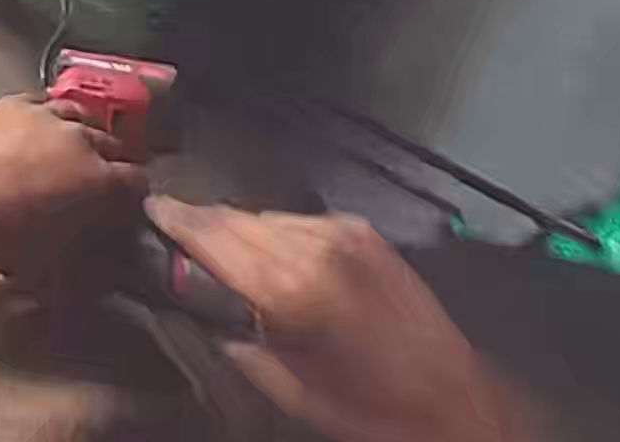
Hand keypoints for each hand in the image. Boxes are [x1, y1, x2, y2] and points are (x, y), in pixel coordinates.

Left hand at [0, 95, 147, 276]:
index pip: (135, 181)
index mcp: (99, 179)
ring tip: (80, 141)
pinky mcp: (16, 102)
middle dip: (113, 159)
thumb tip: (98, 267)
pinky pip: (44, 101)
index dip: (135, 192)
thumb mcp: (53, 266)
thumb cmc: (2, 235)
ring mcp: (47, 115)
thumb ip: (86, 263)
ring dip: (84, 130)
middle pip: (111, 143)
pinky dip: (49, 113)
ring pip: (80, 115)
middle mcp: (80, 139)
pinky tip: (43, 121)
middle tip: (105, 172)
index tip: (129, 200)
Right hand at [148, 198, 523, 441]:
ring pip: (260, 213)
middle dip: (199, 218)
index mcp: (291, 288)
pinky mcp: (360, 229)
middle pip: (232, 216)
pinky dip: (273, 230)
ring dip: (236, 225)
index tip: (149, 206)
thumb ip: (232, 333)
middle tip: (173, 221)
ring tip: (223, 243)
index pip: (212, 234)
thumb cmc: (369, 413)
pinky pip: (293, 218)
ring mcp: (339, 231)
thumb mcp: (288, 389)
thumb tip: (191, 295)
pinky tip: (275, 252)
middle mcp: (312, 245)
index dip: (175, 218)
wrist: (469, 410)